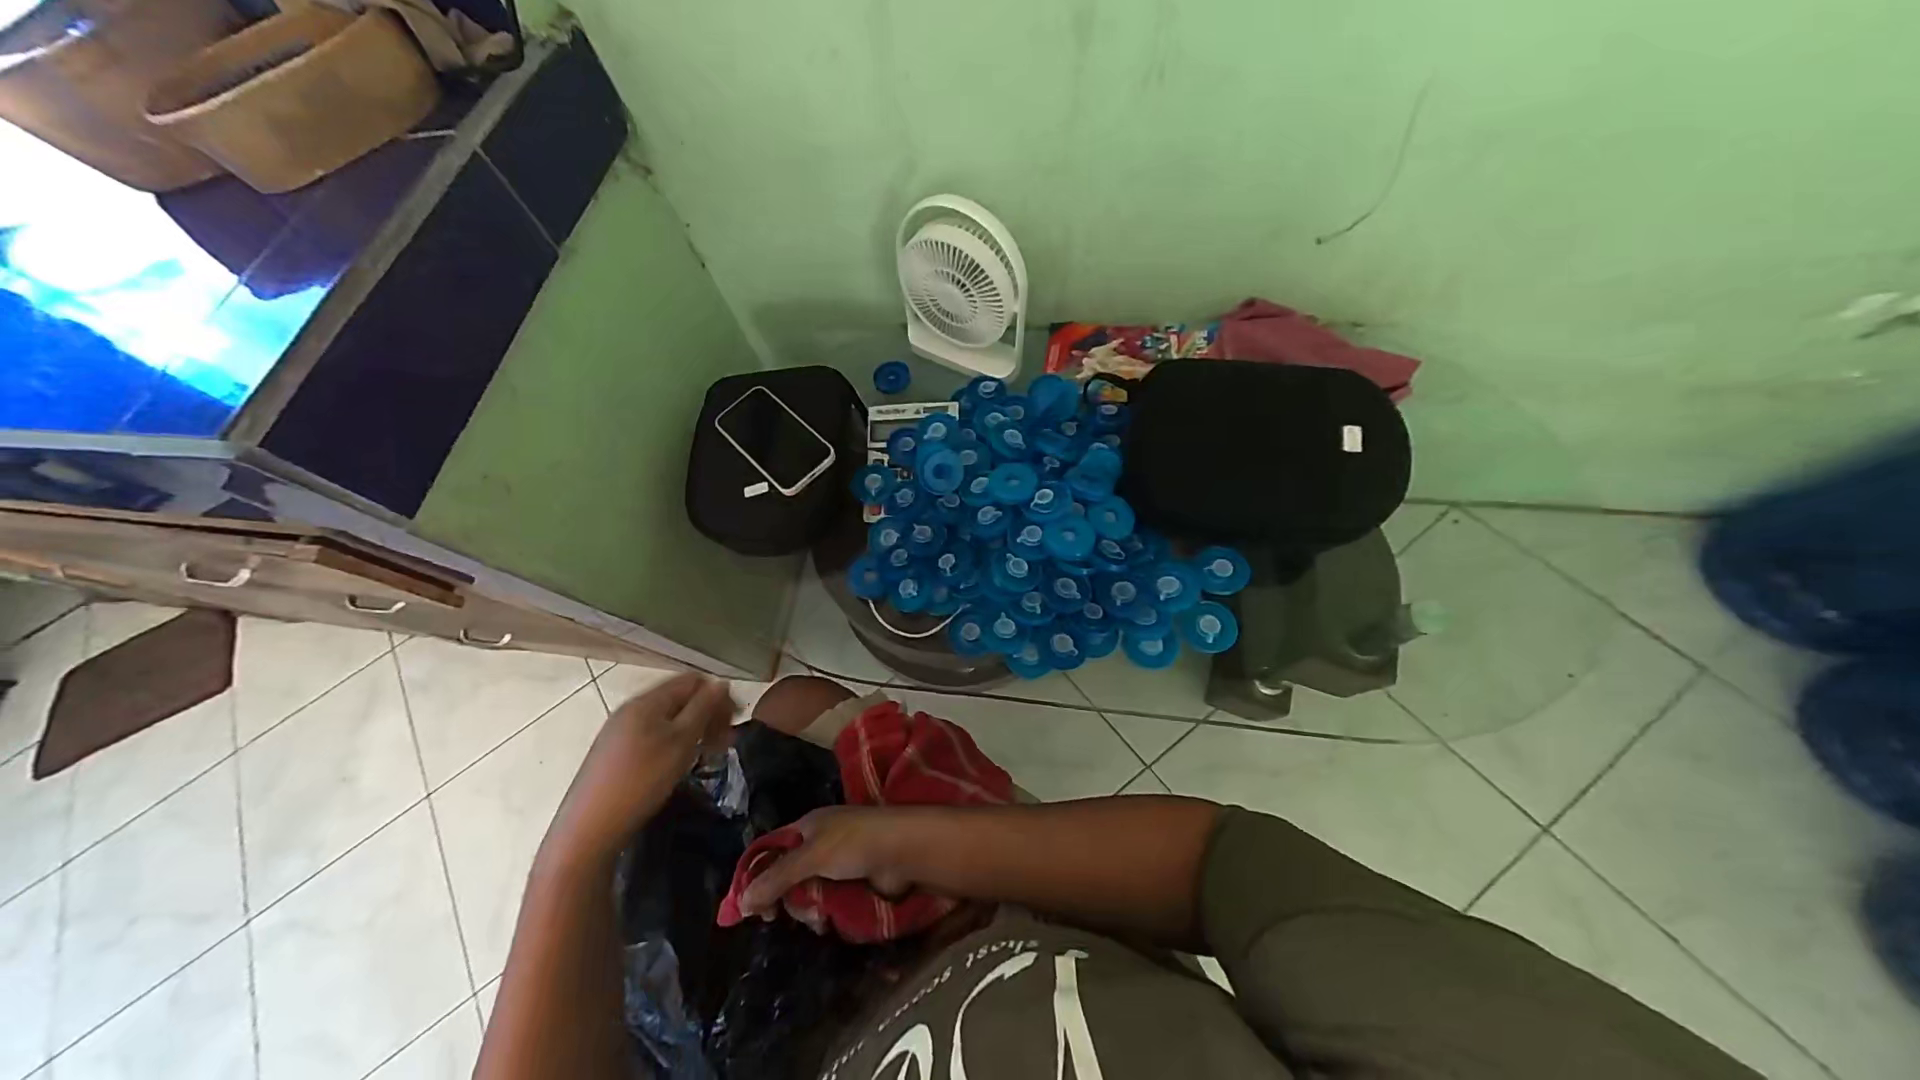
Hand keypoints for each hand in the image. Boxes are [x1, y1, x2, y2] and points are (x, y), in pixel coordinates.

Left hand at [544, 673, 734, 864]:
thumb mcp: (681, 742)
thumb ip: (704, 708)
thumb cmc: (642, 781)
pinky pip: (653, 735)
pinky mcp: (613, 753)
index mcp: (647, 701)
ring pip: (668, 719)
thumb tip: (721, 683)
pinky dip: (674, 743)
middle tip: (724, 743)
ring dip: (693, 731)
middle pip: (680, 698)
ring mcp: (619, 731)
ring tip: (706, 755)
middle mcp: (631, 709)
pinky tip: (678, 765)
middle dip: (707, 715)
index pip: (693, 681)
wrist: (589, 829)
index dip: (718, 697)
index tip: (734, 724)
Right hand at [736, 805, 924, 919]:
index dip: (754, 877)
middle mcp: (819, 844)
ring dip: (807, 909)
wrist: (903, 850)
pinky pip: (826, 902)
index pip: (770, 852)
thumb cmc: (855, 843)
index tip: (745, 909)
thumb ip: (776, 878)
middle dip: (785, 898)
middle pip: (786, 878)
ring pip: (806, 894)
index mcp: (806, 827)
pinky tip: (827, 920)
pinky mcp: (852, 883)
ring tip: (817, 916)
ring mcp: (836, 864)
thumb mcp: (811, 856)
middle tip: (779, 916)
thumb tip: (741, 903)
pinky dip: (824, 913)